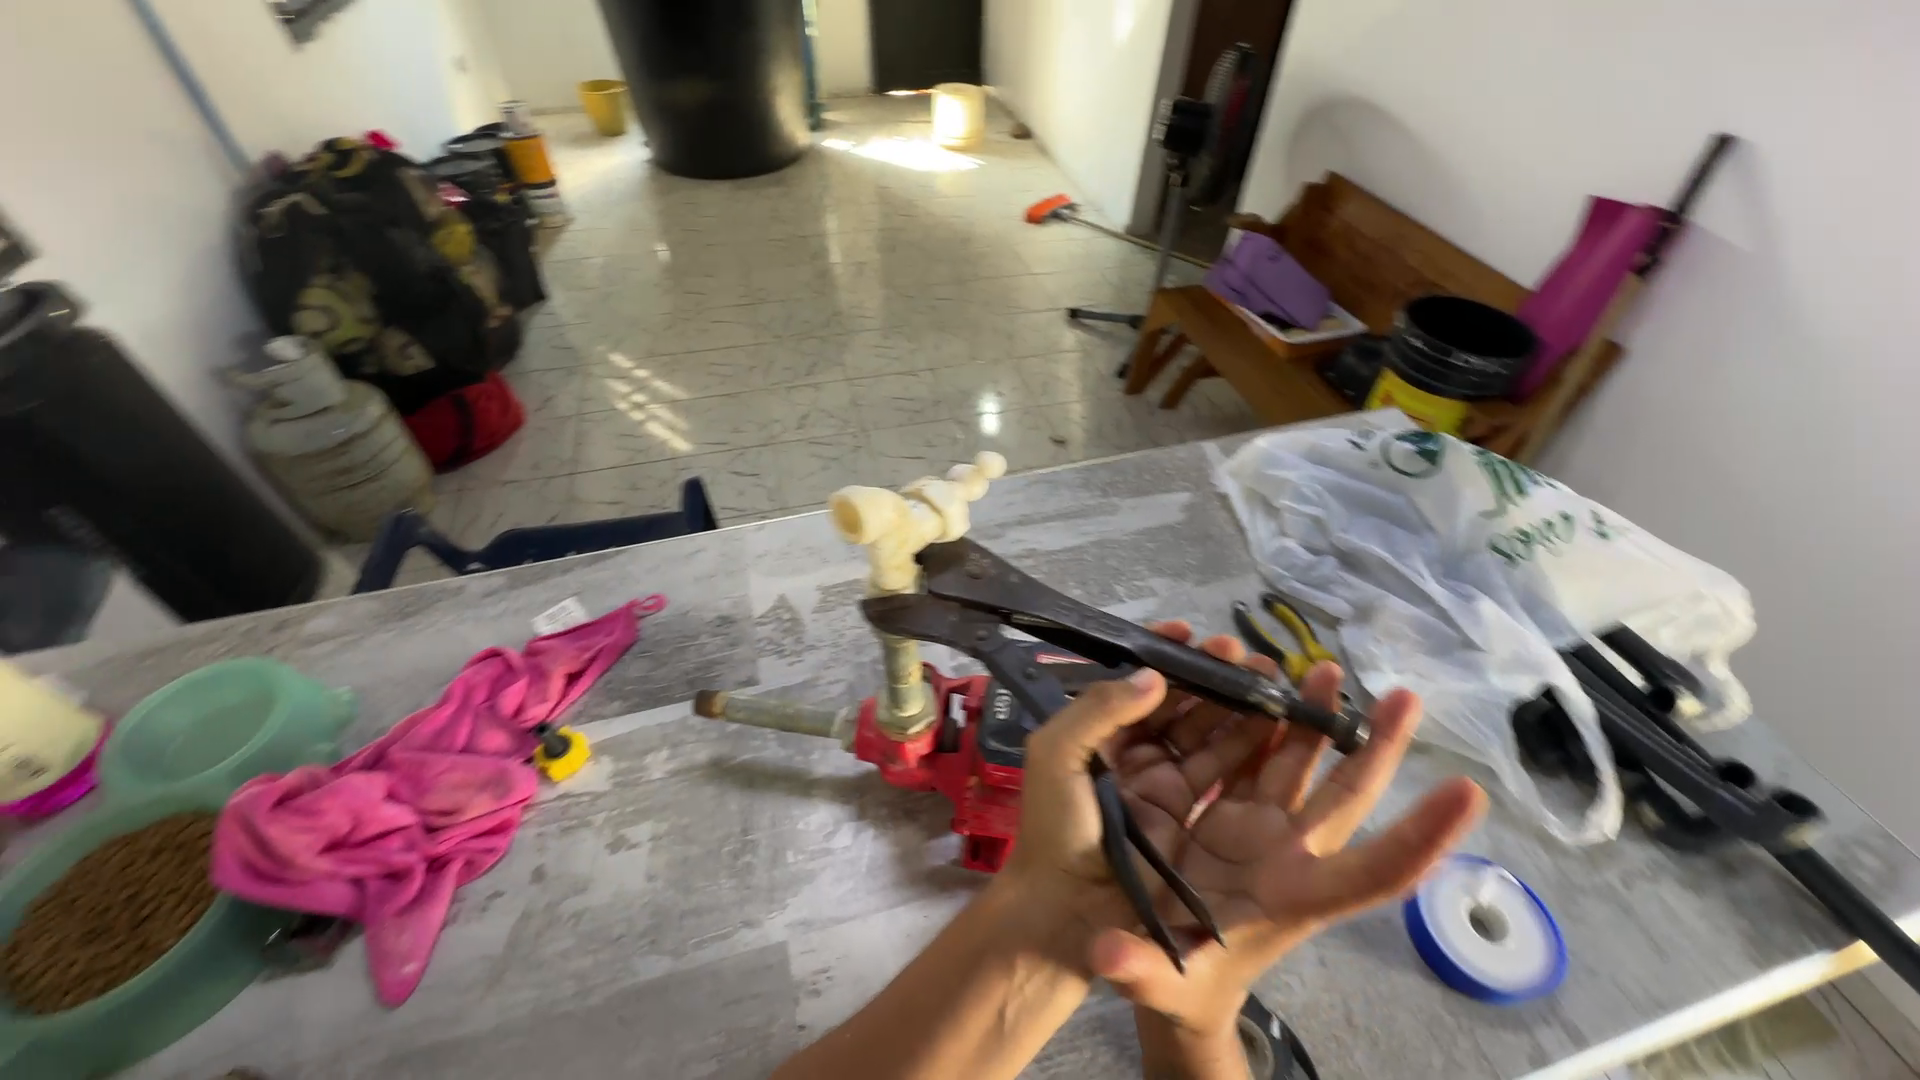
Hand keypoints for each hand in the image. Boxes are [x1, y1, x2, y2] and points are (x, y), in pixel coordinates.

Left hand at [1004, 627, 1291, 942]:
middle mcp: (1130, 750)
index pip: (1132, 683)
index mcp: (1096, 732)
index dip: (1159, 654)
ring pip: (1203, 730)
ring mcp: (1161, 780)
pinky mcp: (1187, 811)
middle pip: (1176, 702)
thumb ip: (1098, 709)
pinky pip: (1220, 769)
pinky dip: (1245, 743)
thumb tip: (1153, 674)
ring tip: (1266, 675)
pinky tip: (1270, 719)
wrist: (1068, 908)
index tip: (1188, 631)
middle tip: (1240, 652)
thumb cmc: (1056, 826)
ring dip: (1232, 701)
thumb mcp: (1058, 755)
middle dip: (1207, 674)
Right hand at [1091, 626, 1486, 1042]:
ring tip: (1326, 670)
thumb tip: (1103, 955)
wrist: (1160, 960)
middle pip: (1346, 796)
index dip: (1422, 835)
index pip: (1373, 872)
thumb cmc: (1180, 982)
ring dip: (1314, 717)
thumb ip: (1139, 969)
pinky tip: (1257, 687)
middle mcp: (1287, 852)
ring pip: (1297, 763)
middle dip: (1376, 747)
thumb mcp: (1159, 982)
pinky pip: (1248, 755)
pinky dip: (1258, 722)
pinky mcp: (1226, 808)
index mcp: (1292, 896)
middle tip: (1404, 697)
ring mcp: (1259, 826)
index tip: (1467, 792)